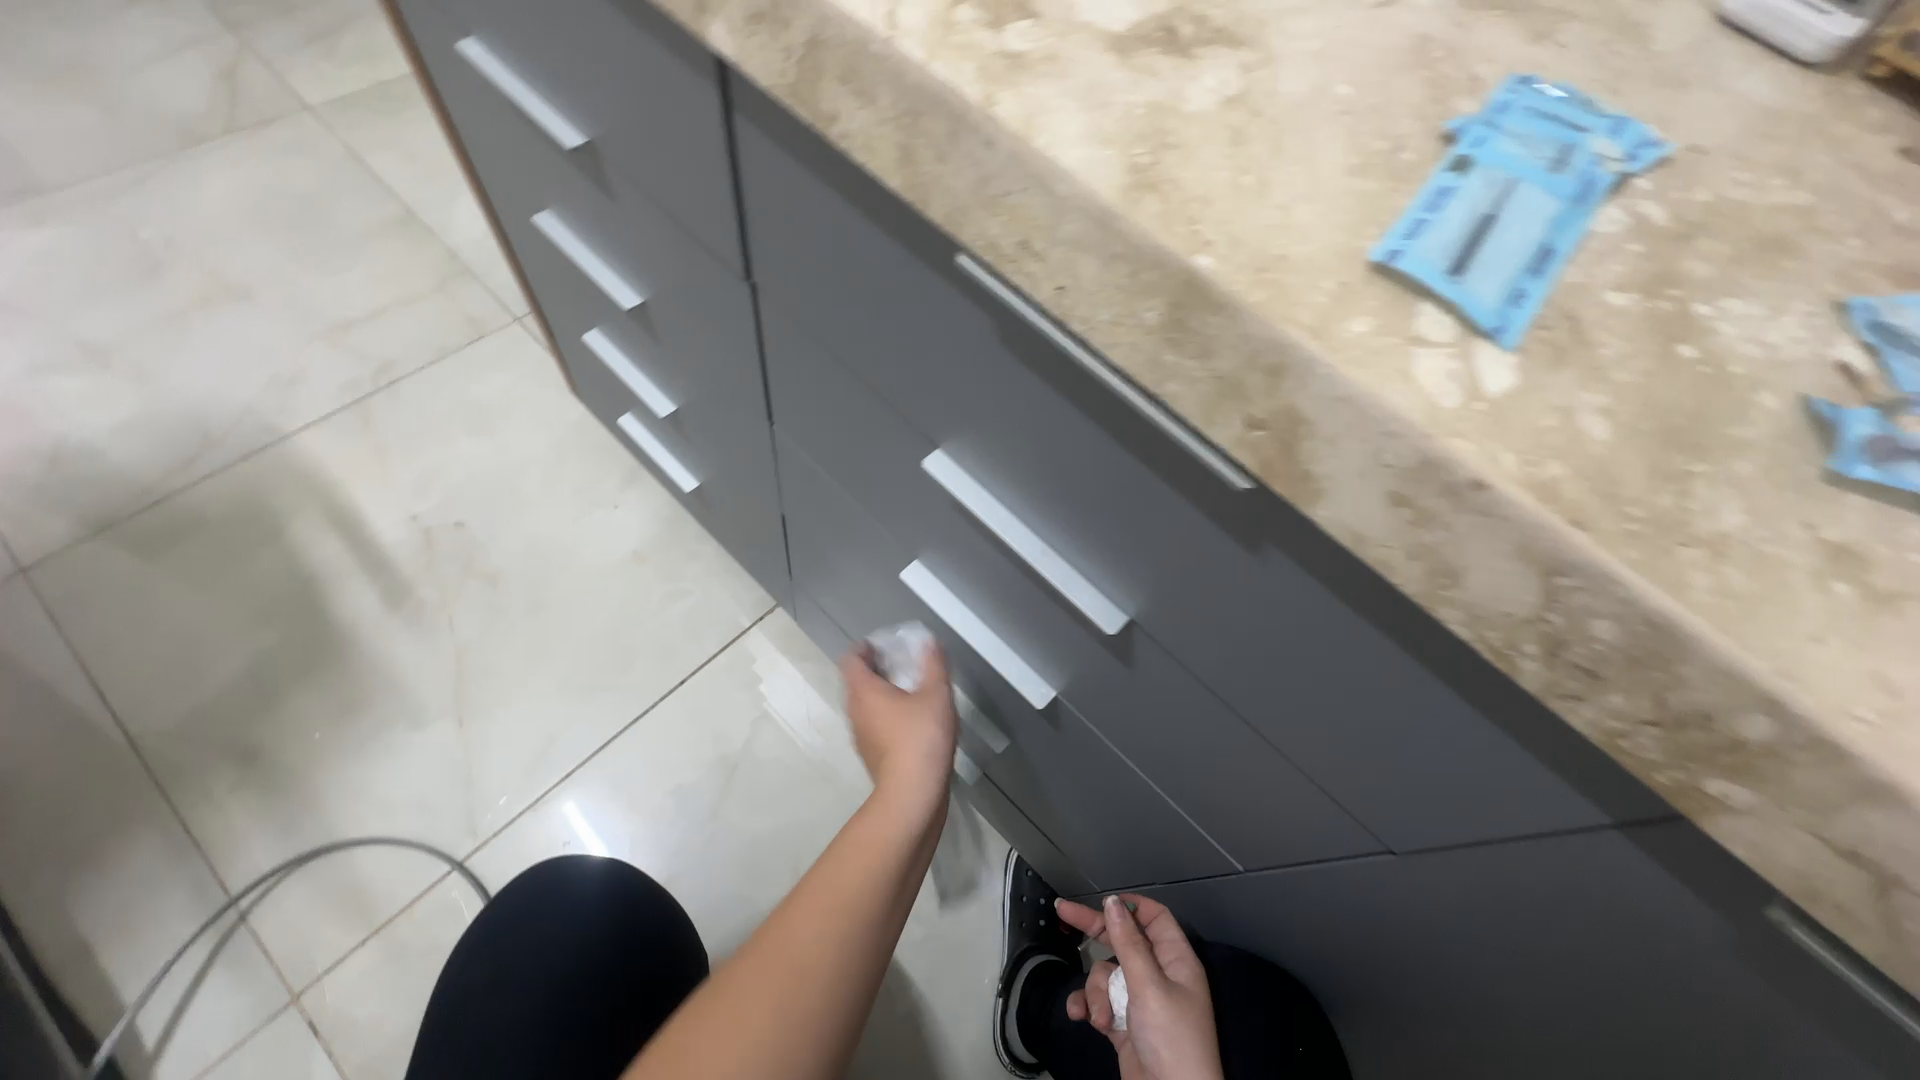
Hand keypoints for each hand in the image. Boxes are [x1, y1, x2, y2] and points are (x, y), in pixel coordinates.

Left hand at [840, 641, 958, 801]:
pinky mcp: (871, 755)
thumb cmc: (921, 737)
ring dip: (880, 693)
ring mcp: (860, 736)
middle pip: (856, 682)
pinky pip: (873, 724)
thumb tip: (929, 642)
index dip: (864, 648)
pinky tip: (910, 720)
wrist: (913, 794)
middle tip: (900, 663)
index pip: (851, 659)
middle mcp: (854, 711)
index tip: (883, 645)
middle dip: (875, 669)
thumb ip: (933, 664)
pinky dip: (885, 715)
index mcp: (864, 691)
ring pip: (864, 705)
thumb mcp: (936, 694)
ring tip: (908, 690)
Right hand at [1057, 894, 1223, 1079]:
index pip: (1154, 918)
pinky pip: (1099, 1002)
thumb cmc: (1170, 1038)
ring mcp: (1139, 1001)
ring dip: (1096, 992)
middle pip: (1122, 940)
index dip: (1130, 906)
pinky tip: (1082, 1017)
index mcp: (1175, 960)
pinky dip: (1089, 1007)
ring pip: (1105, 974)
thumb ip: (1128, 942)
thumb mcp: (1149, 986)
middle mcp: (1158, 975)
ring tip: (1102, 1016)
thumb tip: (1113, 901)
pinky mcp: (1123, 1024)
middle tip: (1062, 910)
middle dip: (1094, 931)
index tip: (1102, 900)